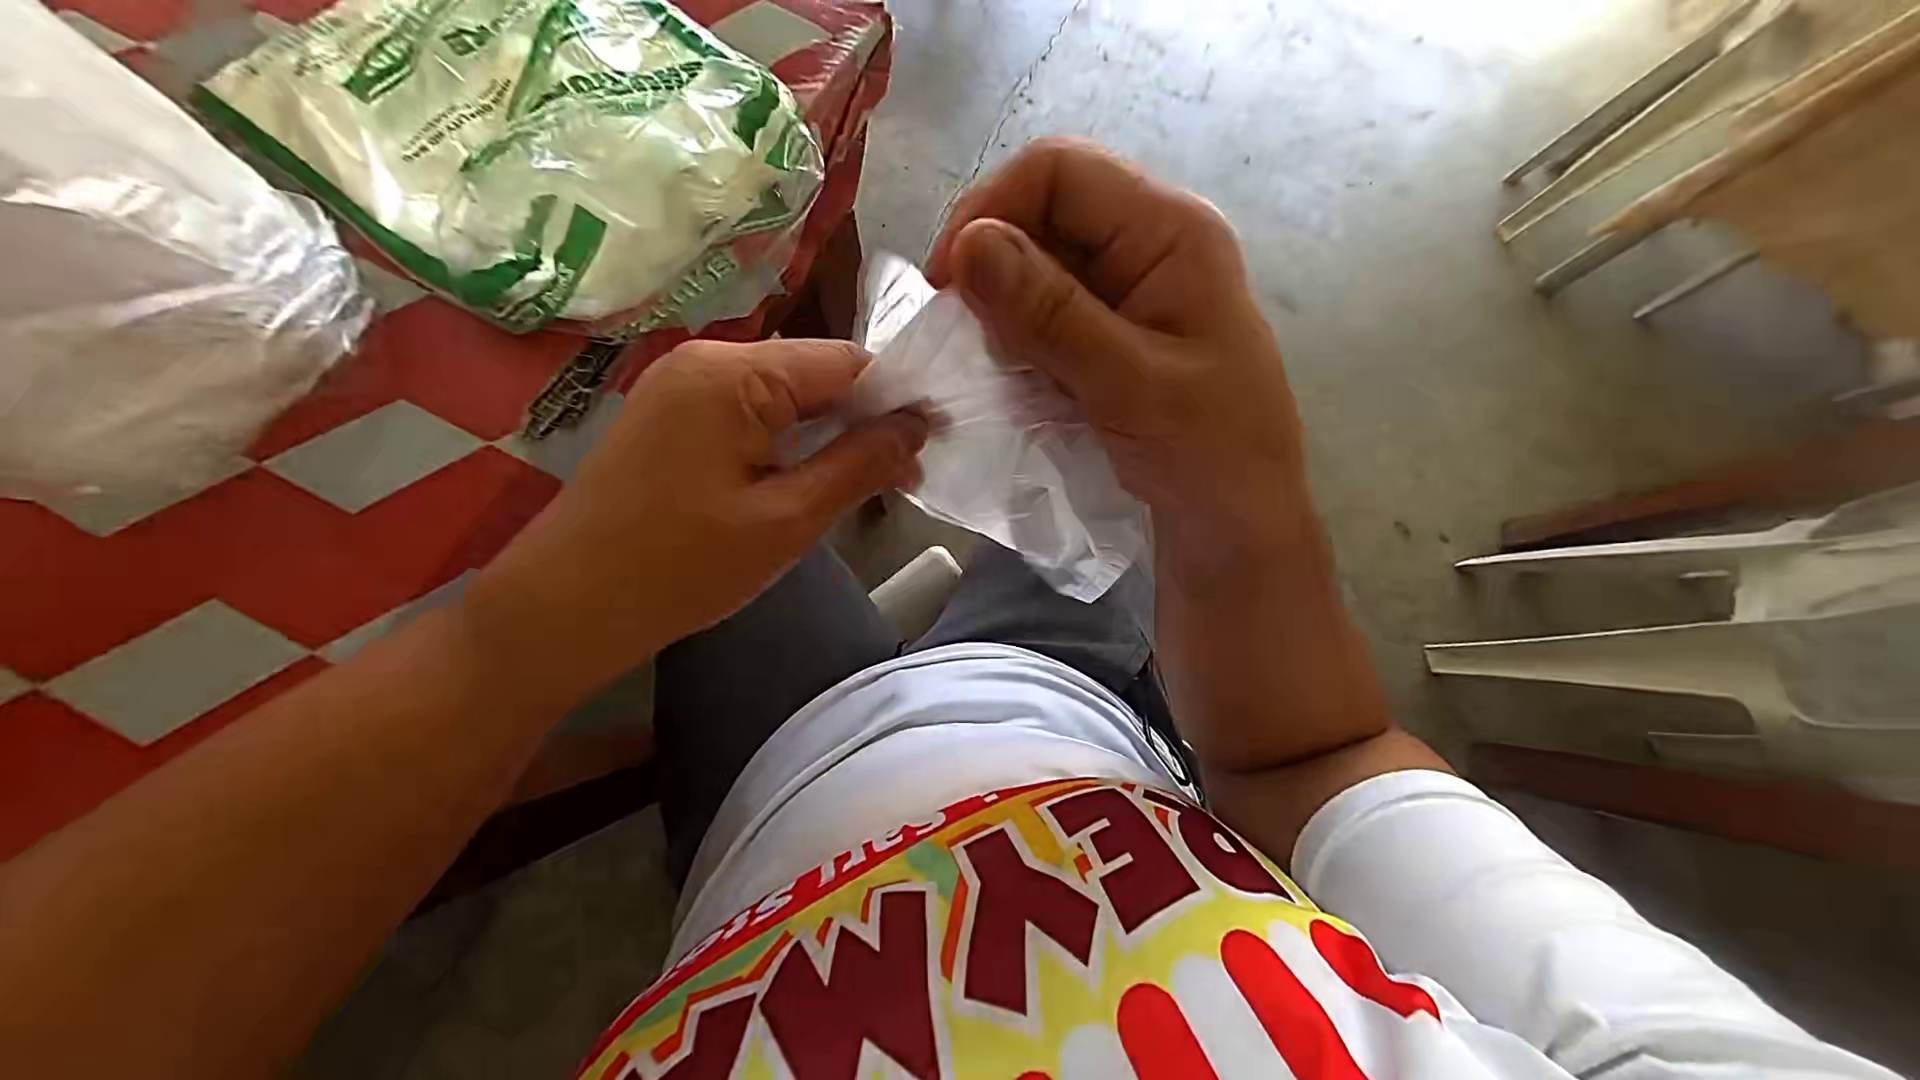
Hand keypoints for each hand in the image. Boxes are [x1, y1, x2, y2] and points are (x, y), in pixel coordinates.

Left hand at [466, 339, 926, 700]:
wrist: (565, 608)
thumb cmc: (681, 567)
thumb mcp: (788, 520)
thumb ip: (859, 464)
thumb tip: (918, 426)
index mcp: (734, 373)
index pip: (845, 361)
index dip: (897, 397)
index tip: (936, 439)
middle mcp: (706, 360)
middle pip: (814, 374)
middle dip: (864, 420)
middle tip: (906, 475)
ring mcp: (681, 386)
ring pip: (784, 397)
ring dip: (828, 435)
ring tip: (868, 483)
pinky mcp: (670, 418)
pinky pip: (749, 415)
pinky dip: (788, 443)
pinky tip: (810, 479)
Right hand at [935, 140, 1392, 771]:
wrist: (1234, 530)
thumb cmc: (1206, 456)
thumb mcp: (1129, 384)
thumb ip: (1051, 313)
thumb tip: (968, 244)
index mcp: (1171, 234)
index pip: (1058, 170)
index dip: (989, 210)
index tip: (947, 283)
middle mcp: (1146, 248)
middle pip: (1041, 215)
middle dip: (991, 270)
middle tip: (970, 339)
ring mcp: (1125, 296)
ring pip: (1033, 271)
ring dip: (1000, 314)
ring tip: (1001, 372)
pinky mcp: (1108, 338)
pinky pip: (1041, 317)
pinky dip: (1015, 344)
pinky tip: (1018, 384)